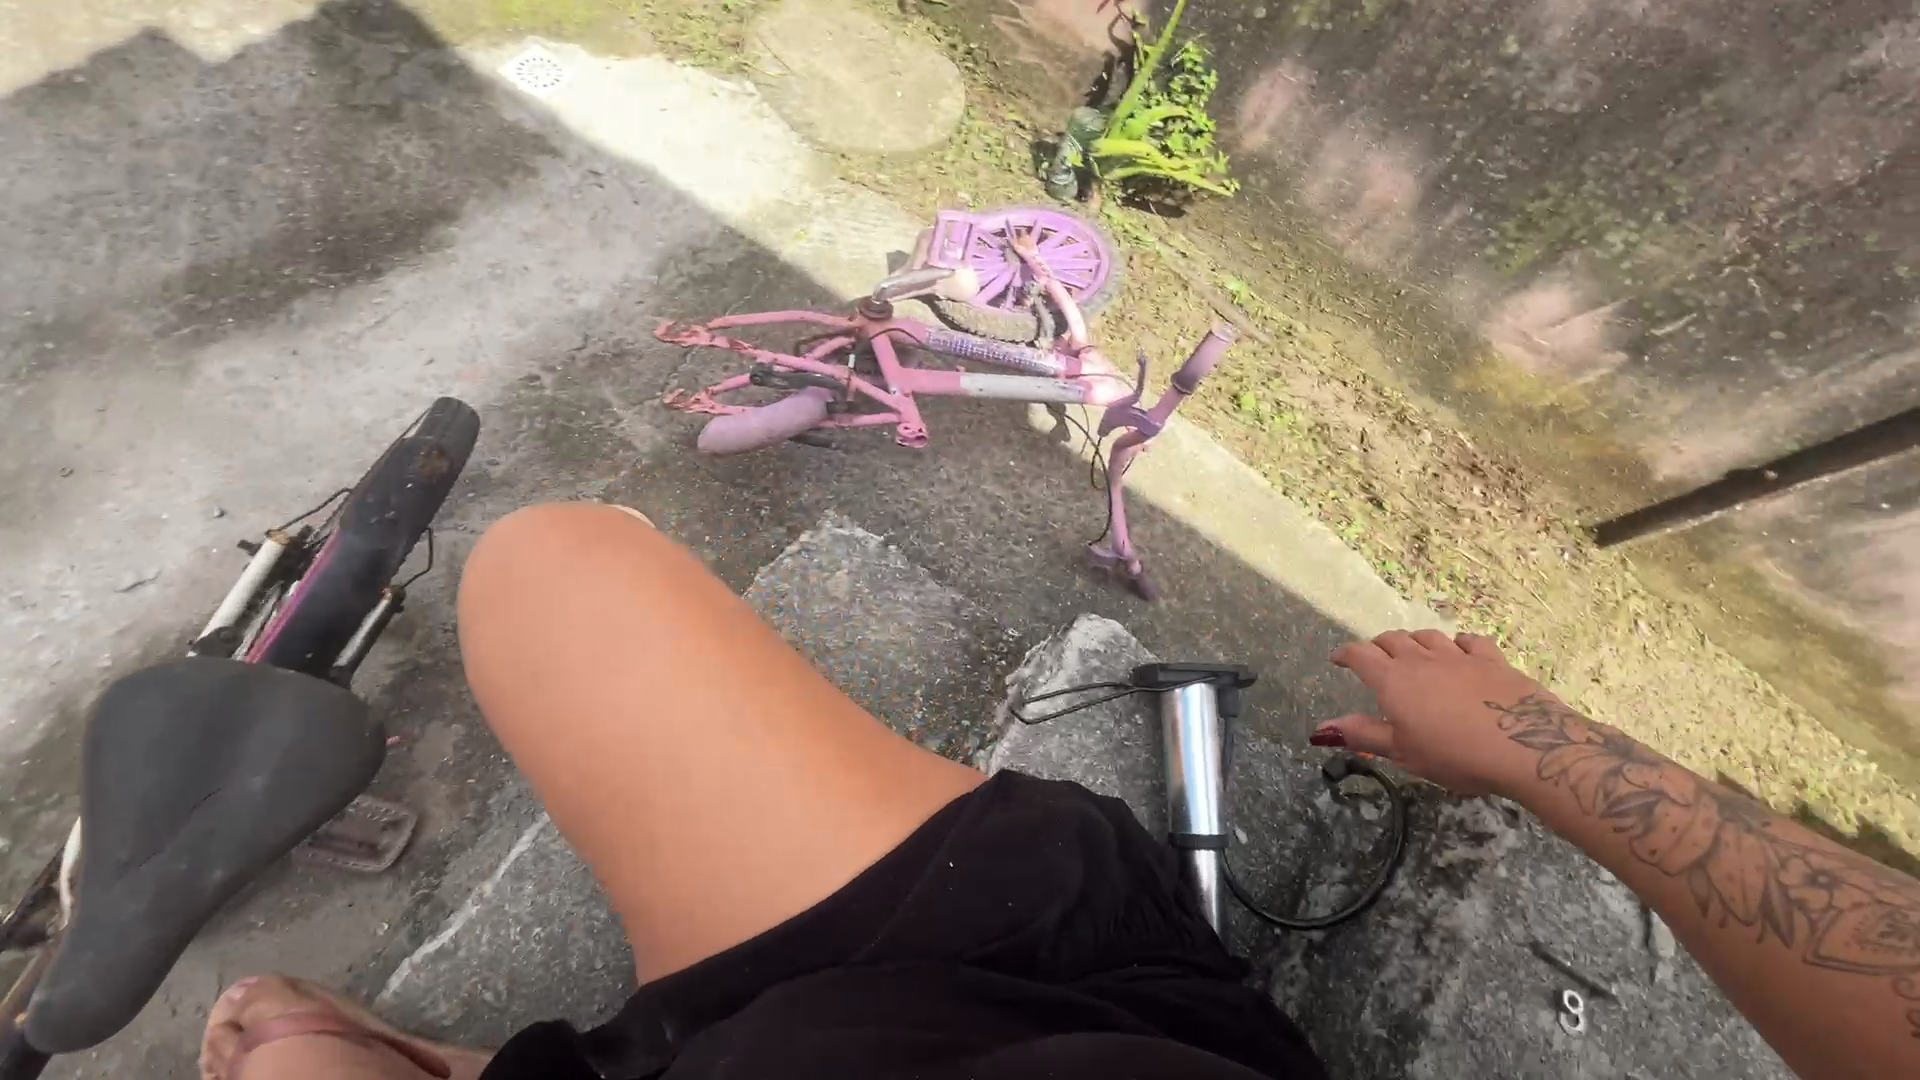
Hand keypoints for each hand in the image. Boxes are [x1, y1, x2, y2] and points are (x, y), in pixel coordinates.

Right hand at [1312, 630, 1556, 795]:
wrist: (1528, 748)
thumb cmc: (1454, 754)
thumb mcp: (1402, 751)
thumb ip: (1361, 735)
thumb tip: (1319, 730)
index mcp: (1392, 680)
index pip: (1359, 654)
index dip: (1345, 654)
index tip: (1338, 660)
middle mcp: (1421, 660)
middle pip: (1391, 639)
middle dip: (1378, 646)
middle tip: (1374, 659)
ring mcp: (1458, 657)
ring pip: (1428, 636)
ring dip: (1414, 641)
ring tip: (1412, 652)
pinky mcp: (1492, 660)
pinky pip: (1470, 641)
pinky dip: (1458, 643)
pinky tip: (1459, 651)